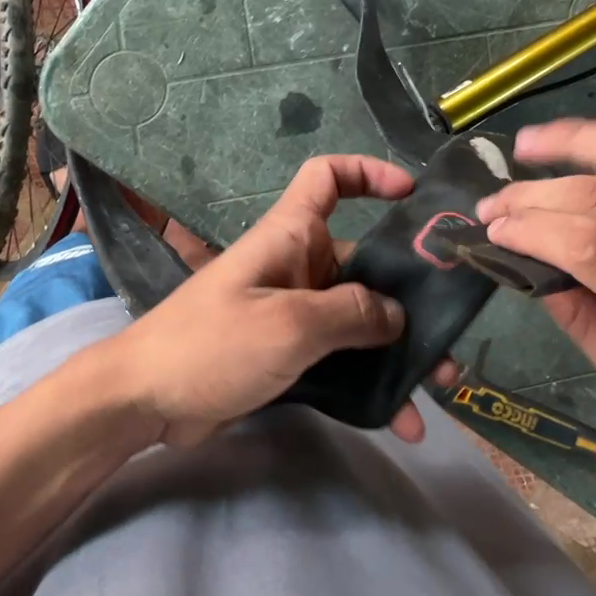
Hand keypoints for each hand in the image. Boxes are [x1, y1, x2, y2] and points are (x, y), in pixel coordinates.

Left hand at [98, 154, 422, 446]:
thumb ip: (350, 314)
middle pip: (363, 264)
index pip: (327, 178)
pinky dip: (368, 385)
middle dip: (408, 298)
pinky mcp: (286, 354)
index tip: (410, 194)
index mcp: (290, 236)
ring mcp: (291, 312)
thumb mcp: (289, 325)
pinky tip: (399, 422)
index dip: (367, 172)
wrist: (146, 400)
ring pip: (358, 320)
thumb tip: (395, 313)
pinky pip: (339, 360)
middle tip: (449, 336)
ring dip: (396, 351)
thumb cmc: (213, 343)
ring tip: (436, 389)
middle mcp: (296, 266)